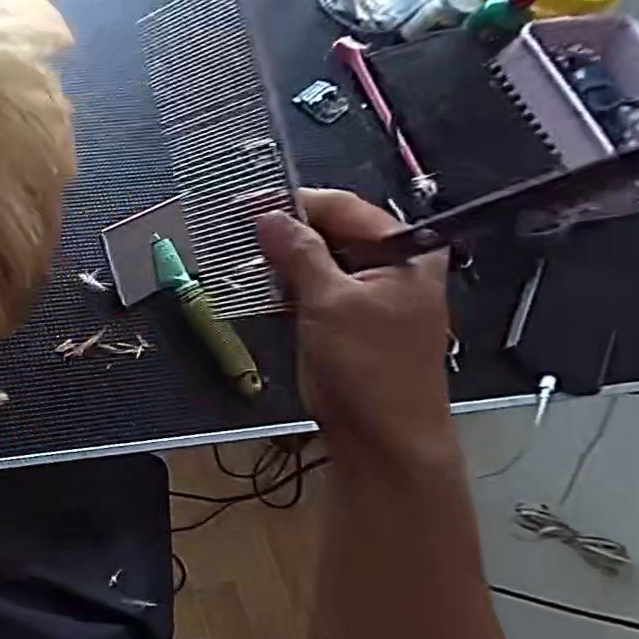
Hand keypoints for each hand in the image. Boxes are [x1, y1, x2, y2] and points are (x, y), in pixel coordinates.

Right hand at [255, 189, 454, 470]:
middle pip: (328, 232)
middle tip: (234, 232)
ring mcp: (364, 293)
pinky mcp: (342, 318)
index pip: (343, 208)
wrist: (381, 435)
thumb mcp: (330, 301)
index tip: (243, 205)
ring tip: (237, 258)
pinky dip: (282, 285)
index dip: (292, 203)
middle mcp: (388, 265)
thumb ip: (299, 253)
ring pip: (314, 261)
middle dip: (281, 232)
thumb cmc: (368, 366)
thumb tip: (267, 216)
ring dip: (277, 261)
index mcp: (404, 251)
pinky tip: (254, 285)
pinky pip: (309, 288)